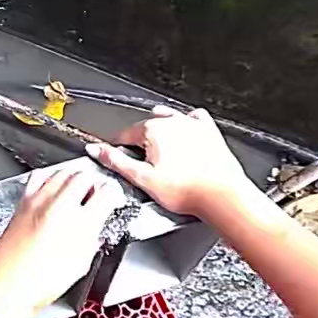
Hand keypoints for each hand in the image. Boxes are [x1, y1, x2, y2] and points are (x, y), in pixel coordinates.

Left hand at [0, 165, 126, 311]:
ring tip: (74, 191)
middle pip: (84, 175)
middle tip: (93, 195)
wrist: (9, 285)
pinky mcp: (23, 202)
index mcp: (82, 222)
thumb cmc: (41, 282)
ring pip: (62, 172)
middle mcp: (60, 205)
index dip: (114, 194)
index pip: (107, 192)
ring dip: (72, 178)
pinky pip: (39, 177)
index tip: (111, 198)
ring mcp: (39, 201)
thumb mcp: (81, 264)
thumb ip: (92, 240)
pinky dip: (49, 179)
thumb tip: (95, 229)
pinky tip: (51, 189)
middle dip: (93, 184)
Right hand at [86, 106, 261, 216]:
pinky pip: (193, 120)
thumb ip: (114, 160)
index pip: (124, 134)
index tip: (119, 160)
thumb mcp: (141, 178)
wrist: (222, 197)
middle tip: (143, 166)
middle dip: (140, 143)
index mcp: (153, 129)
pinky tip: (183, 139)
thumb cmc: (186, 191)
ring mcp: (192, 125)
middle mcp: (173, 121)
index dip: (118, 148)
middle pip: (145, 127)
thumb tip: (95, 149)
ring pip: (168, 121)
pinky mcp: (209, 132)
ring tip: (161, 155)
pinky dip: (186, 126)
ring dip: (160, 133)